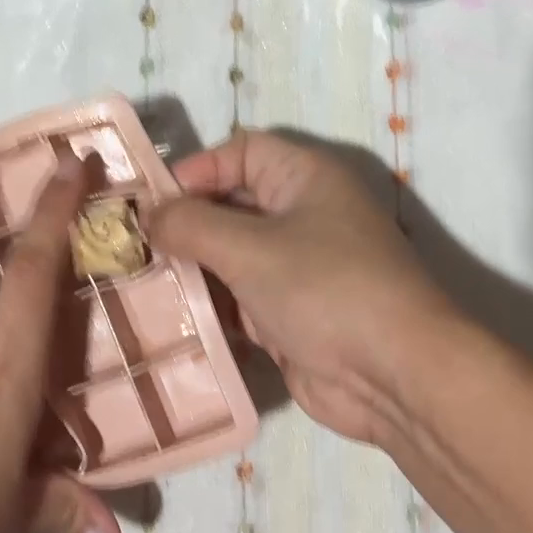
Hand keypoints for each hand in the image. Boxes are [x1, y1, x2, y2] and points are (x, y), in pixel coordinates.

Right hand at [150, 130, 455, 446]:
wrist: (397, 379)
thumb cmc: (325, 289)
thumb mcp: (248, 248)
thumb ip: (189, 225)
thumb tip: (147, 215)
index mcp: (304, 178)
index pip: (240, 152)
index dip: (197, 169)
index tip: (153, 200)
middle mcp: (300, 215)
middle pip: (229, 203)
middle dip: (185, 222)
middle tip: (135, 242)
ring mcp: (295, 267)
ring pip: (229, 253)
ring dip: (191, 266)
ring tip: (141, 279)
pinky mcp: (288, 314)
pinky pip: (237, 297)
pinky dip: (209, 304)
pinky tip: (171, 314)